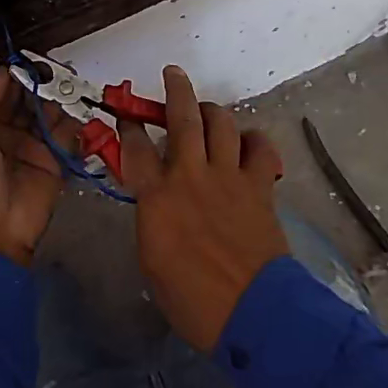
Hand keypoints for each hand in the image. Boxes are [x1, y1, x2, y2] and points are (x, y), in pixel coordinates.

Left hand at [0, 67, 77, 266]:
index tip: (31, 58)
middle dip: (42, 83)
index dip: (16, 74)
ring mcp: (36, 145)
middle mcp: (12, 130)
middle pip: (30, 99)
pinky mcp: (57, 160)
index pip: (4, 91)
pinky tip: (78, 109)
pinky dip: (74, 122)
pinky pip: (68, 135)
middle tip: (56, 69)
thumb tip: (3, 70)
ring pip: (50, 113)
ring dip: (59, 99)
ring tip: (70, 86)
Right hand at [118, 65, 287, 350]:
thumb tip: (154, 200)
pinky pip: (259, 148)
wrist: (254, 314)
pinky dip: (253, 140)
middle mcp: (191, 175)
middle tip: (172, 73)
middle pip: (182, 118)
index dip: (129, 127)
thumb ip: (150, 218)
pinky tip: (247, 143)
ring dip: (212, 110)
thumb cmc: (192, 299)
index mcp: (157, 197)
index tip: (127, 117)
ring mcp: (228, 177)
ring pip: (221, 123)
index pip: (135, 148)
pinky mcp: (259, 187)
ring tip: (206, 111)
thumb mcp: (152, 259)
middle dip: (175, 89)